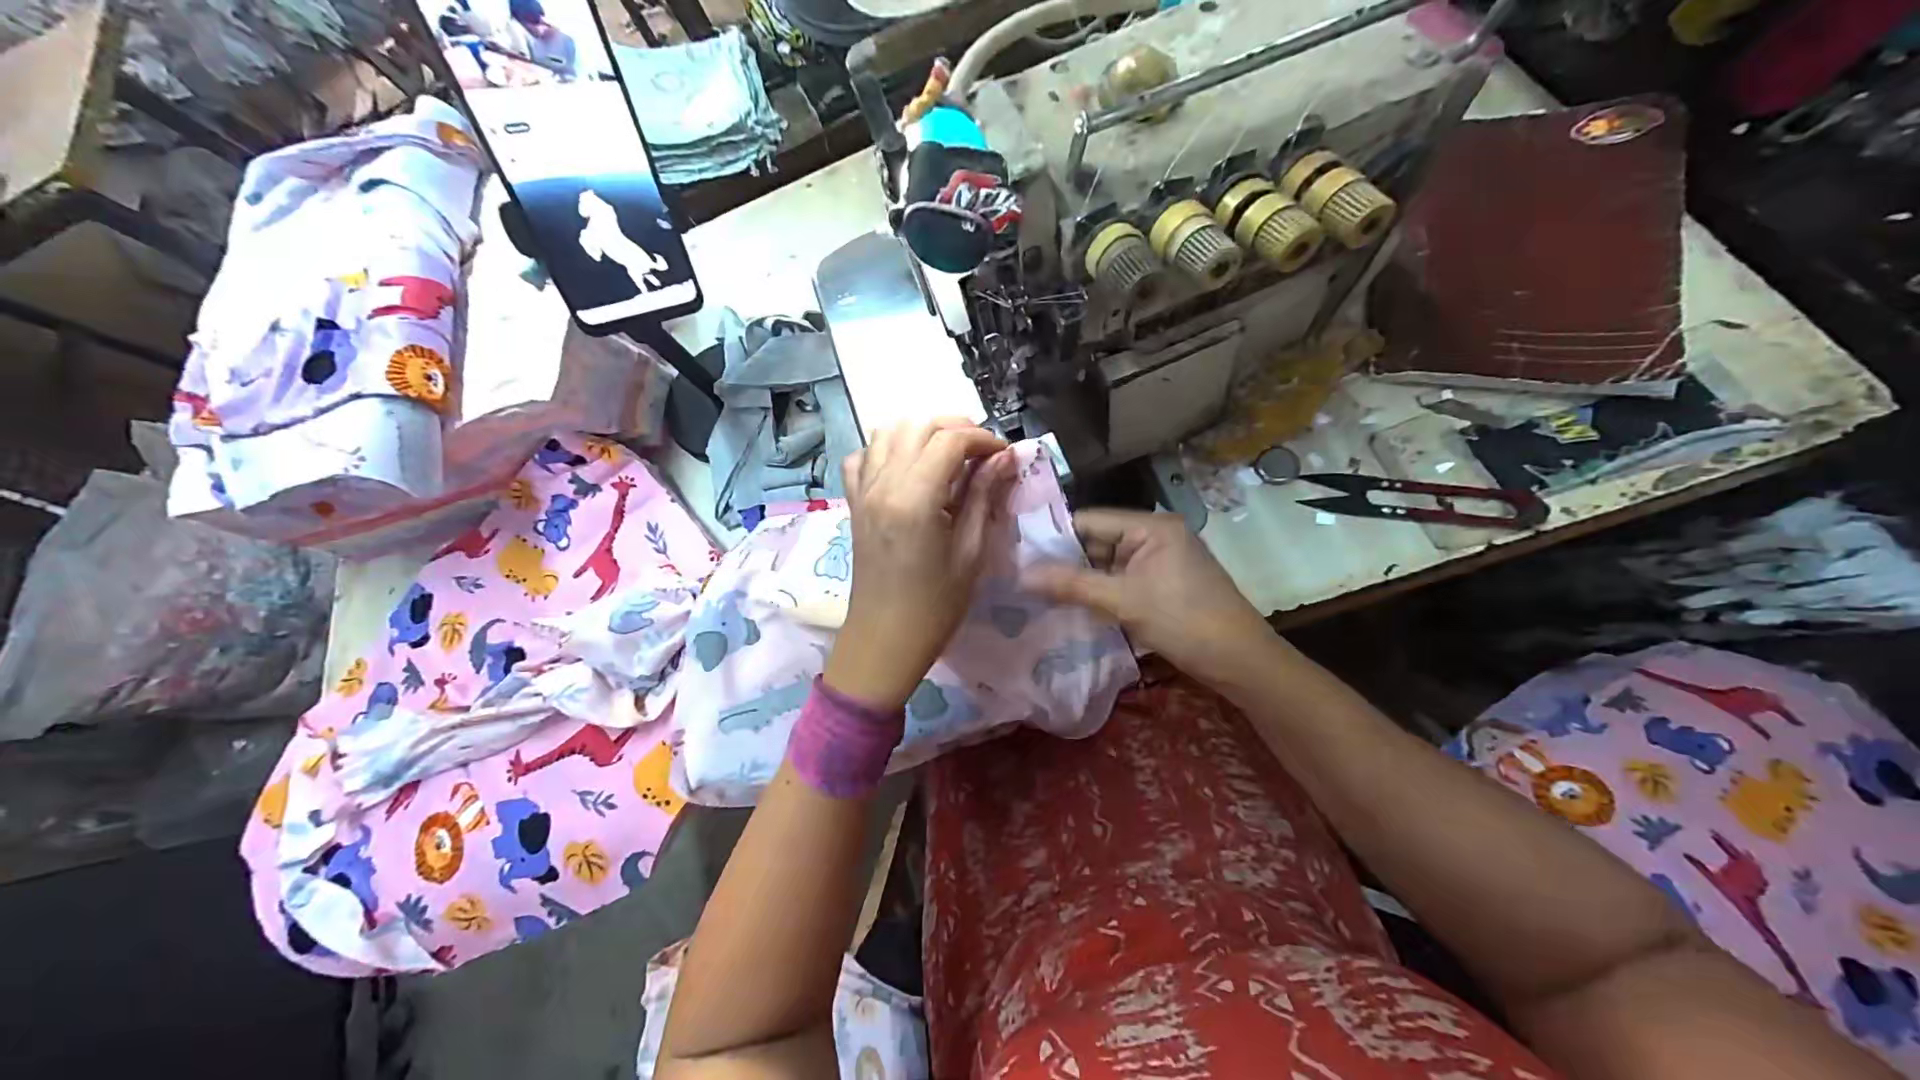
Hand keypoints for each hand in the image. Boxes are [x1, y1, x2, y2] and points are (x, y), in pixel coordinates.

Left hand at [824, 419, 1014, 709]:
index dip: (983, 439)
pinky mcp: (854, 503)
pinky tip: (907, 470)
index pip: (950, 440)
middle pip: (919, 426)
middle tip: (983, 453)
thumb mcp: (970, 552)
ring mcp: (863, 491)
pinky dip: (887, 451)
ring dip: (922, 434)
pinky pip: (863, 458)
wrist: (885, 639)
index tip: (1005, 456)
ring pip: (888, 433)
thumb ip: (984, 497)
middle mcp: (883, 484)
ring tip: (948, 457)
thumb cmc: (935, 605)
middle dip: (956, 429)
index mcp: (914, 498)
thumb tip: (1004, 458)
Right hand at [1021, 510, 1282, 689]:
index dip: (1054, 536)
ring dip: (1080, 579)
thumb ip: (1072, 584)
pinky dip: (1100, 592)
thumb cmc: (1184, 621)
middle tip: (1023, 575)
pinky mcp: (1163, 584)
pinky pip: (1122, 580)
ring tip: (1037, 591)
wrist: (1240, 661)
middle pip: (1098, 541)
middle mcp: (1156, 535)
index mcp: (1151, 526)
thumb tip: (1022, 575)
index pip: (1090, 520)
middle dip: (1065, 561)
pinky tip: (1071, 604)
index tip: (1018, 552)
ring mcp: (1161, 560)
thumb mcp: (1123, 601)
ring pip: (1108, 564)